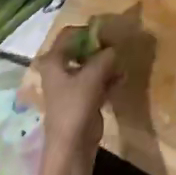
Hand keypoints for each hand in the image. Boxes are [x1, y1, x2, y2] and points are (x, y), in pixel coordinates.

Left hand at [37, 26, 119, 157]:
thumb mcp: (91, 78)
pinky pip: (97, 80)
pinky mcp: (84, 97)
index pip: (69, 35)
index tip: (107, 34)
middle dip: (100, 48)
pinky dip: (108, 78)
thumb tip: (115, 49)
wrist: (72, 143)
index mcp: (54, 61)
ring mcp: (72, 84)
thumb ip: (104, 59)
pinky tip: (121, 78)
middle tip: (117, 48)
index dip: (87, 31)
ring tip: (121, 65)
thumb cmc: (75, 106)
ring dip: (106, 64)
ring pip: (91, 65)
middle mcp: (60, 69)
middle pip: (81, 50)